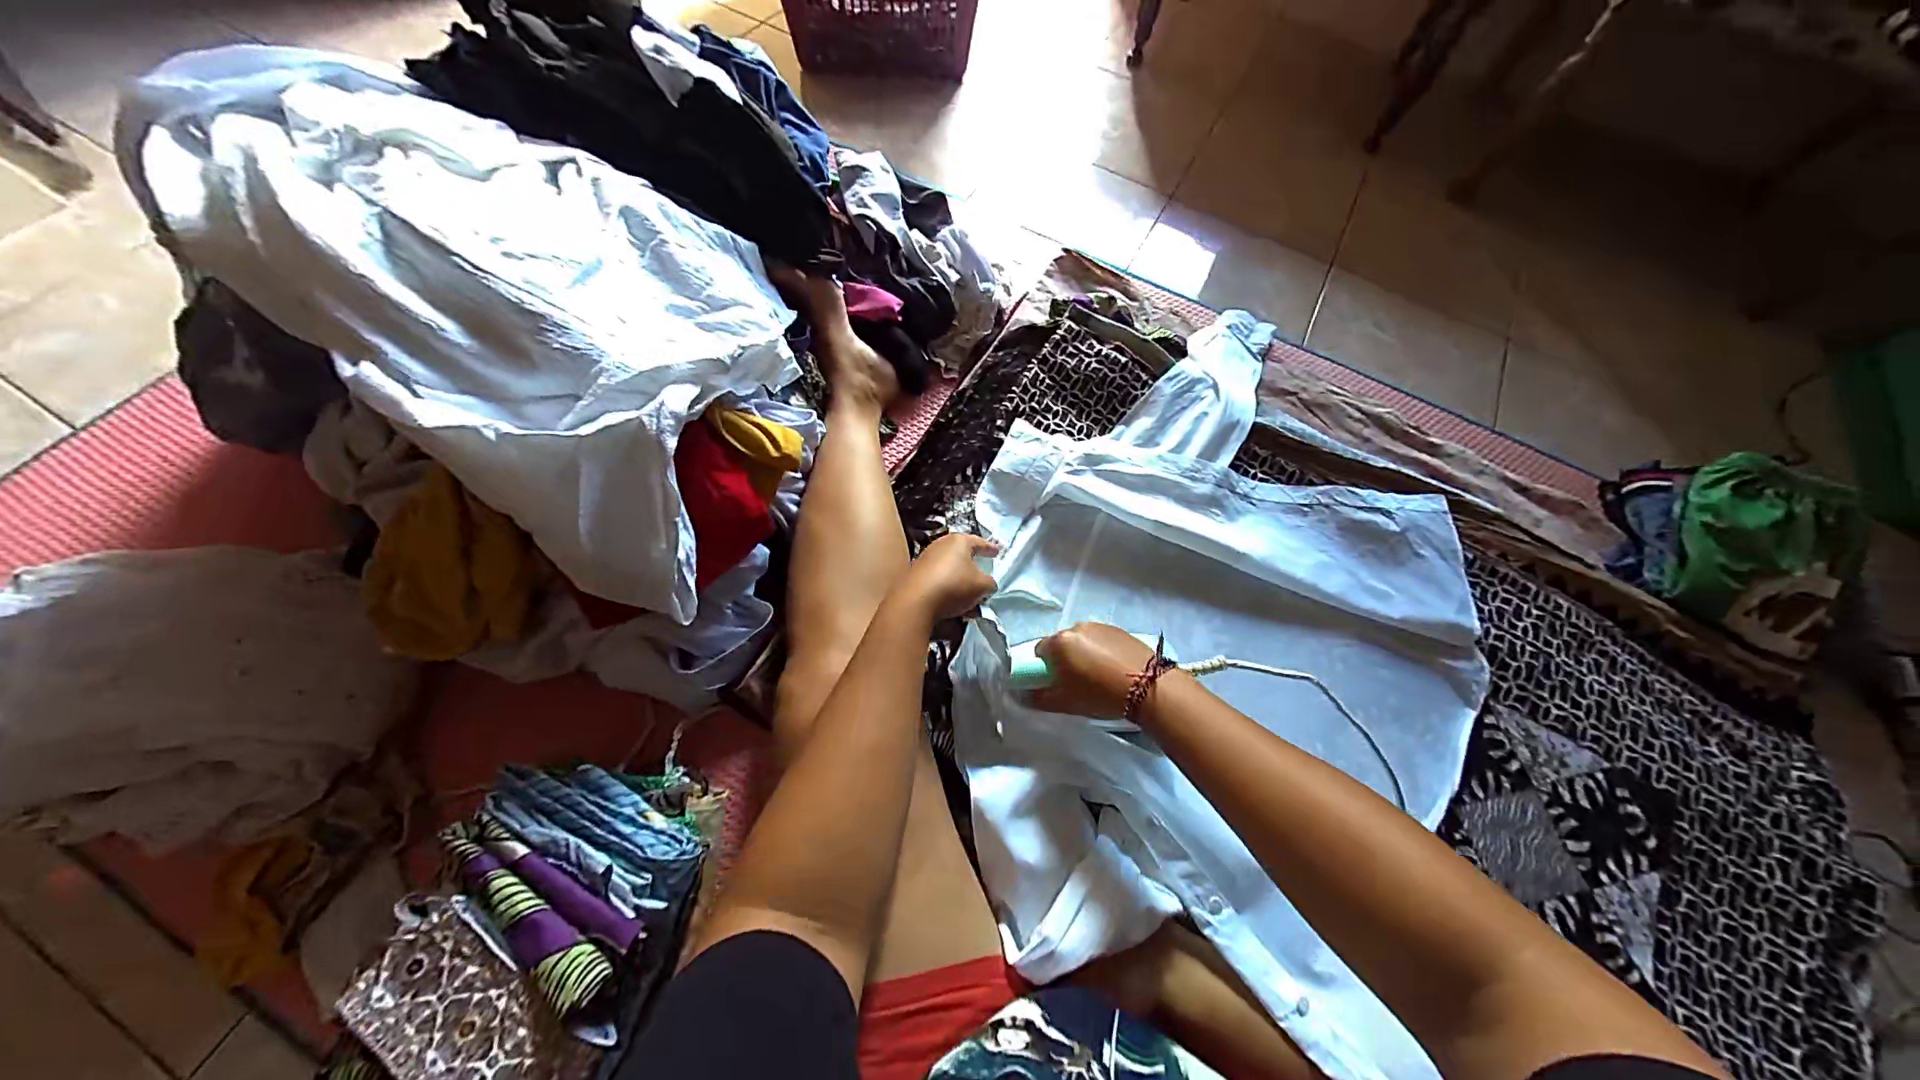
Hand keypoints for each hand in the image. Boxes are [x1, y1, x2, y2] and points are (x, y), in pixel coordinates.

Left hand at [898, 533, 998, 620]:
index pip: (979, 542)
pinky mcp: (916, 576)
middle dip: (974, 569)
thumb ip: (989, 583)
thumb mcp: (982, 586)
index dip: (990, 548)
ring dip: (962, 585)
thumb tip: (987, 584)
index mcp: (959, 541)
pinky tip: (956, 607)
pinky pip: (939, 581)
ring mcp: (926, 560)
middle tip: (983, 577)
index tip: (997, 552)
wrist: (915, 601)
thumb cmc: (954, 585)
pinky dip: (949, 591)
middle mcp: (941, 545)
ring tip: (971, 601)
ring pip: (951, 571)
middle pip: (962, 556)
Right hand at [1027, 622, 1156, 717]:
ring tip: (1098, 678)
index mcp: (1058, 642)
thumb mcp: (1063, 703)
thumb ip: (1037, 697)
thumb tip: (1024, 694)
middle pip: (1060, 645)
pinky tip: (1113, 670)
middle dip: (1064, 661)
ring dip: (1083, 655)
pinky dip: (1101, 652)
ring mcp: (1099, 626)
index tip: (1055, 684)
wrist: (1149, 687)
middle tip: (1076, 684)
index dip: (1044, 670)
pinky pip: (1100, 641)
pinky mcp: (1119, 630)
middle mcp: (1076, 627)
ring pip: (1082, 642)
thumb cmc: (1099, 694)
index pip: (1038, 652)